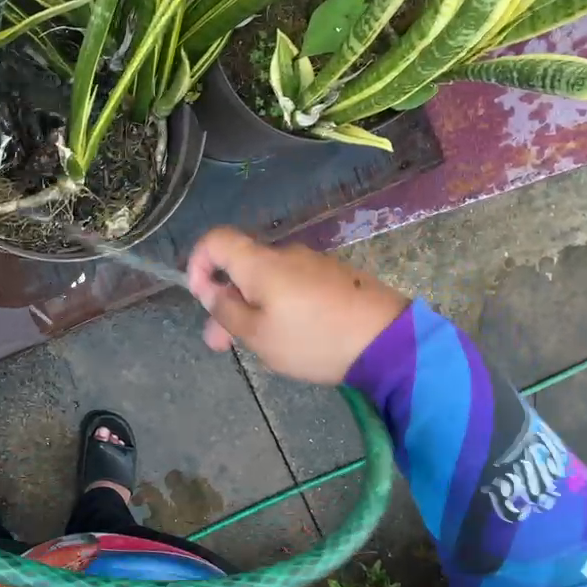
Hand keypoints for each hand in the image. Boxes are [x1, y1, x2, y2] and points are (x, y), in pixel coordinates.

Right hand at [185, 227, 408, 384]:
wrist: (388, 340)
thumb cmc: (313, 338)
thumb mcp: (258, 335)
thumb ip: (226, 311)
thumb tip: (210, 291)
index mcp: (260, 263)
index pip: (215, 239)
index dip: (197, 263)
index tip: (200, 296)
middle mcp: (285, 255)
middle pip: (242, 268)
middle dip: (225, 303)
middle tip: (222, 345)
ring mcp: (314, 264)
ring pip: (268, 282)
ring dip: (253, 309)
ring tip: (260, 347)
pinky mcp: (335, 278)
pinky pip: (293, 287)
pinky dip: (280, 307)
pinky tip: (291, 337)